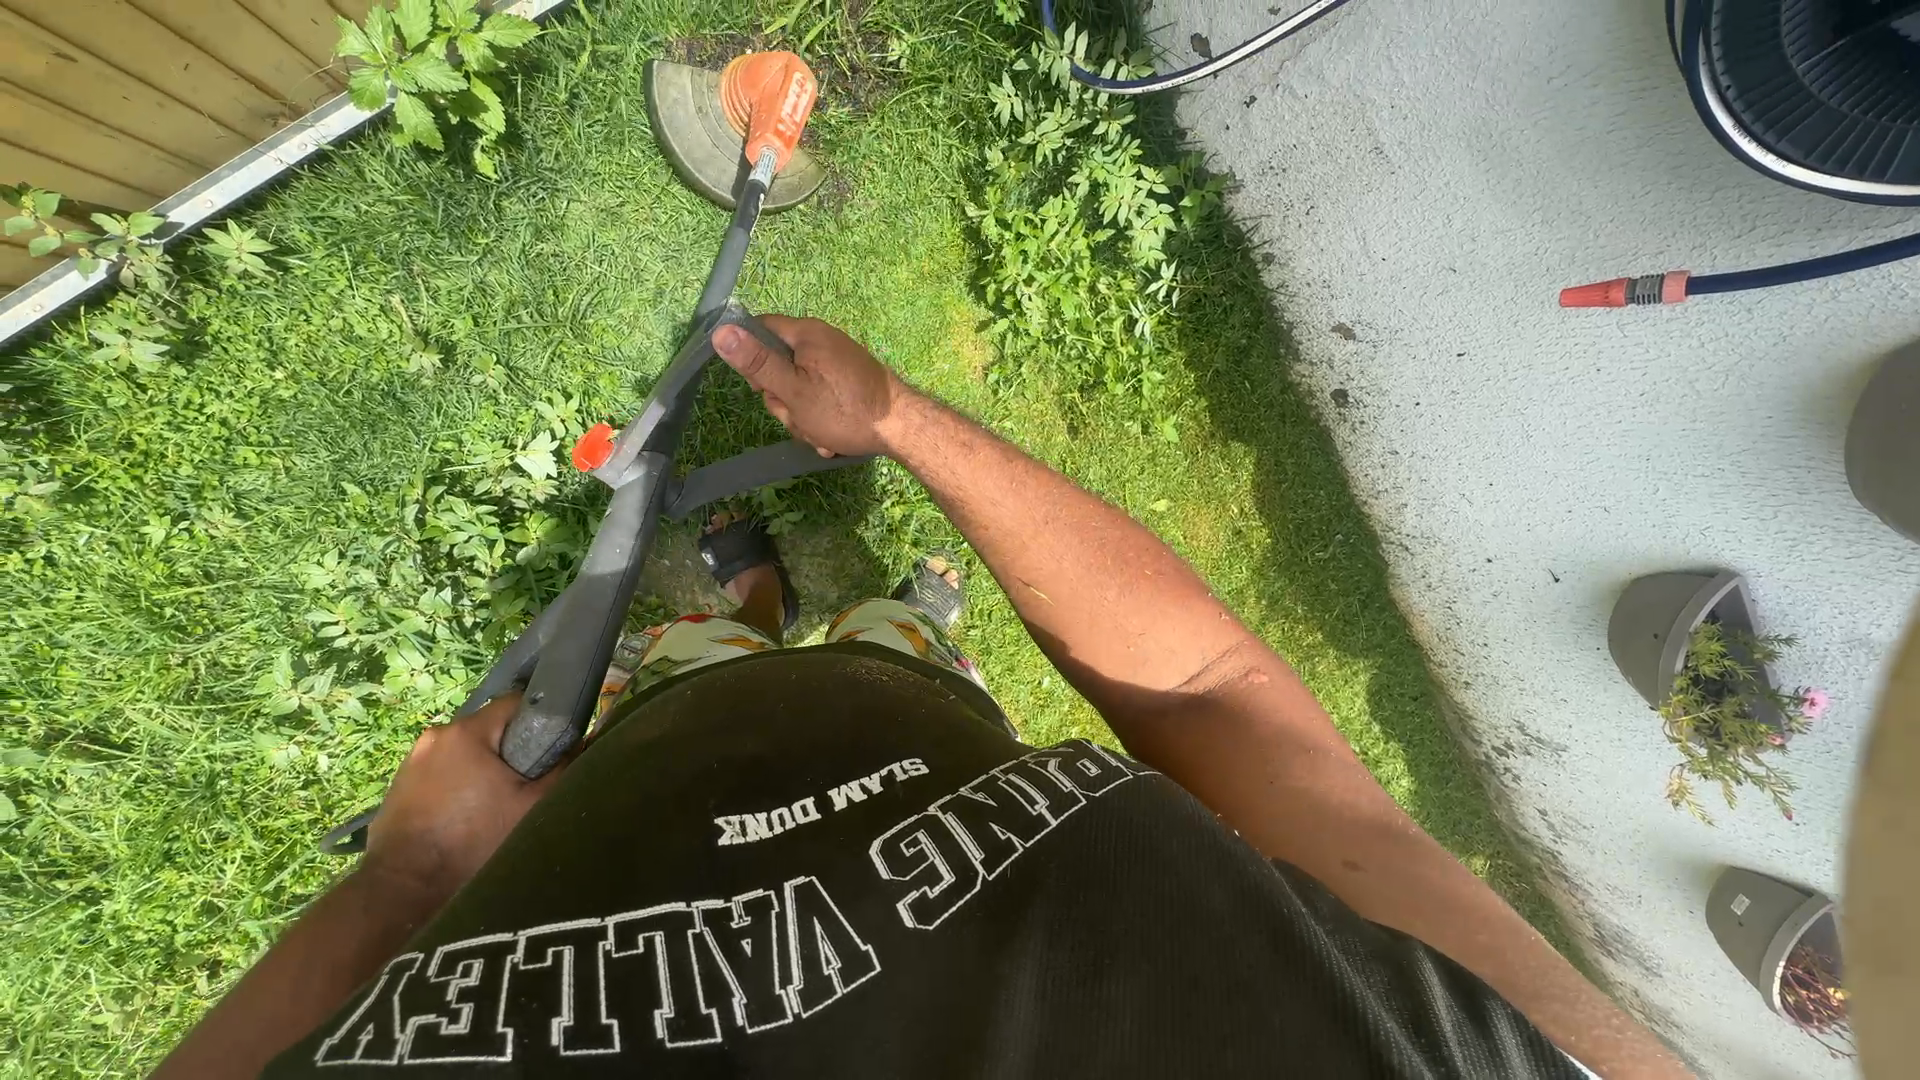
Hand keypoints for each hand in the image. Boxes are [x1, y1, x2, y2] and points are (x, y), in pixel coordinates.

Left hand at [361, 693, 565, 903]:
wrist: (404, 894)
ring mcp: (411, 762)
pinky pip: (444, 774)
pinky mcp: (398, 788)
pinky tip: (468, 819)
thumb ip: (563, 769)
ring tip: (498, 806)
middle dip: (513, 751)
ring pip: (467, 753)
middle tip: (527, 786)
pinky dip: (461, 787)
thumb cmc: (473, 842)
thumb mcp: (533, 806)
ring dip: (485, 771)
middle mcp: (434, 737)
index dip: (543, 722)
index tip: (552, 751)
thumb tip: (577, 746)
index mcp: (466, 732)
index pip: (517, 703)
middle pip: (491, 729)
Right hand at [712, 316, 914, 457]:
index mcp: (807, 334)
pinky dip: (822, 420)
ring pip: (800, 390)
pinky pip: (822, 400)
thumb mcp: (793, 390)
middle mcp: (823, 342)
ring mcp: (838, 364)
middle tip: (801, 418)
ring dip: (803, 418)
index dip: (752, 359)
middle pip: (780, 367)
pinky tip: (832, 439)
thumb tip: (720, 331)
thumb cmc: (845, 409)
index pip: (761, 329)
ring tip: (822, 434)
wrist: (903, 429)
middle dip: (785, 401)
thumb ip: (757, 363)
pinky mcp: (850, 384)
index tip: (762, 387)